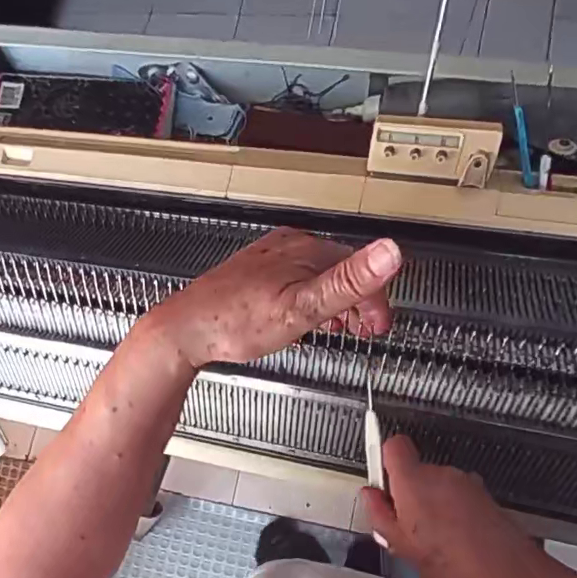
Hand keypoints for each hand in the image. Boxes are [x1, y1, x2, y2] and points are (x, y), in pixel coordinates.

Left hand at [139, 228, 402, 367]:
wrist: (187, 329)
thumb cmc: (235, 322)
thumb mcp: (302, 308)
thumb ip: (349, 283)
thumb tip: (389, 252)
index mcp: (305, 251)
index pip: (360, 267)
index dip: (376, 301)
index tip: (378, 326)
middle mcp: (288, 247)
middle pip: (342, 269)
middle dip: (358, 301)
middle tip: (364, 330)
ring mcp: (270, 258)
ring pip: (318, 275)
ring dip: (336, 301)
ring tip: (341, 326)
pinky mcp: (257, 272)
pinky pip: (296, 280)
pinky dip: (311, 299)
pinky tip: (304, 317)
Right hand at [357, 435, 561, 577]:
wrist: (505, 577)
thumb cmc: (455, 565)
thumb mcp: (400, 545)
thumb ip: (380, 513)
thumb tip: (370, 497)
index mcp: (414, 481)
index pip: (393, 446)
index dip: (384, 460)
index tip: (381, 481)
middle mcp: (441, 474)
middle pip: (416, 469)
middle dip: (409, 492)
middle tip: (406, 525)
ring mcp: (466, 482)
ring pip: (438, 485)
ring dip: (432, 504)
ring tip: (432, 540)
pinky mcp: (483, 494)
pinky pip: (457, 496)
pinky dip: (452, 511)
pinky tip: (453, 541)